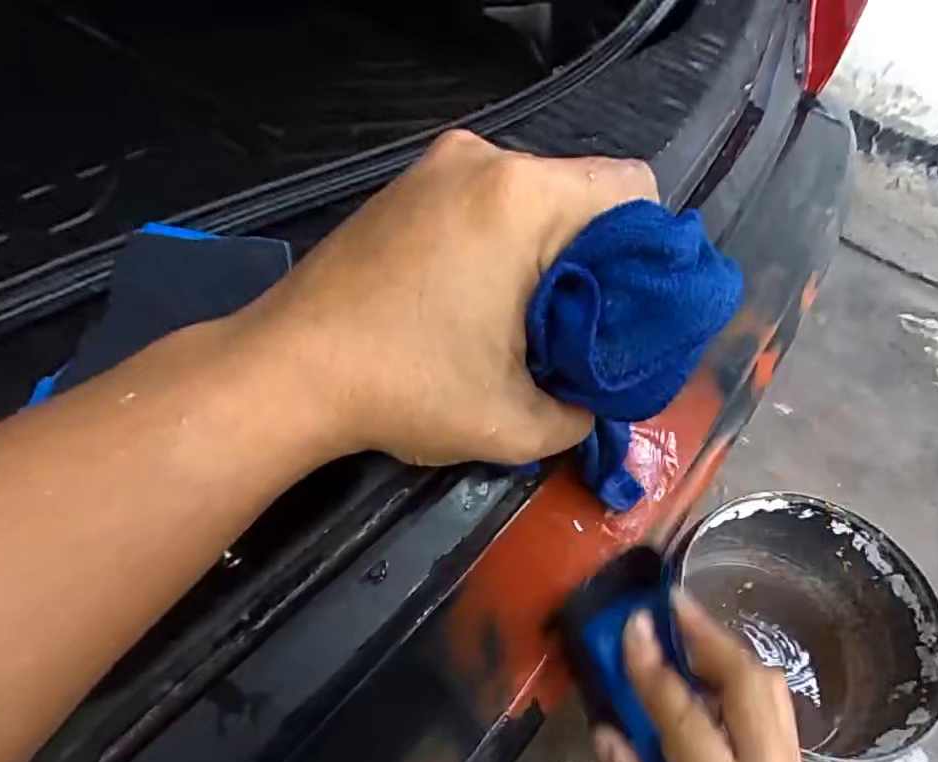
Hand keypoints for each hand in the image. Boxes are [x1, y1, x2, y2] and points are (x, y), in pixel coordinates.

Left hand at [229, 129, 658, 466]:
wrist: (289, 372)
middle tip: (581, 328)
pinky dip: (505, 246)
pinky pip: (489, 203)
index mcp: (523, 200)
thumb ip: (582, 416)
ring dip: (549, 256)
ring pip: (536, 199)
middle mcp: (484, 159)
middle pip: (583, 195)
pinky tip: (482, 301)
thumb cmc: (408, 390)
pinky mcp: (407, 186)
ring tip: (529, 321)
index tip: (628, 309)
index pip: (633, 188)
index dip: (648, 251)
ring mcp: (438, 166)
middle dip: (597, 260)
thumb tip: (597, 403)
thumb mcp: (517, 426)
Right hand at [594, 594, 828, 761]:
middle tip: (665, 606)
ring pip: (770, 689)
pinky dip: (734, 673)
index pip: (695, 735)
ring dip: (725, 649)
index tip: (632, 629)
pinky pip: (768, 706)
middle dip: (709, 638)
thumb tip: (608, 733)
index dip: (659, 677)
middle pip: (755, 691)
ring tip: (677, 627)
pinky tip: (697, 669)